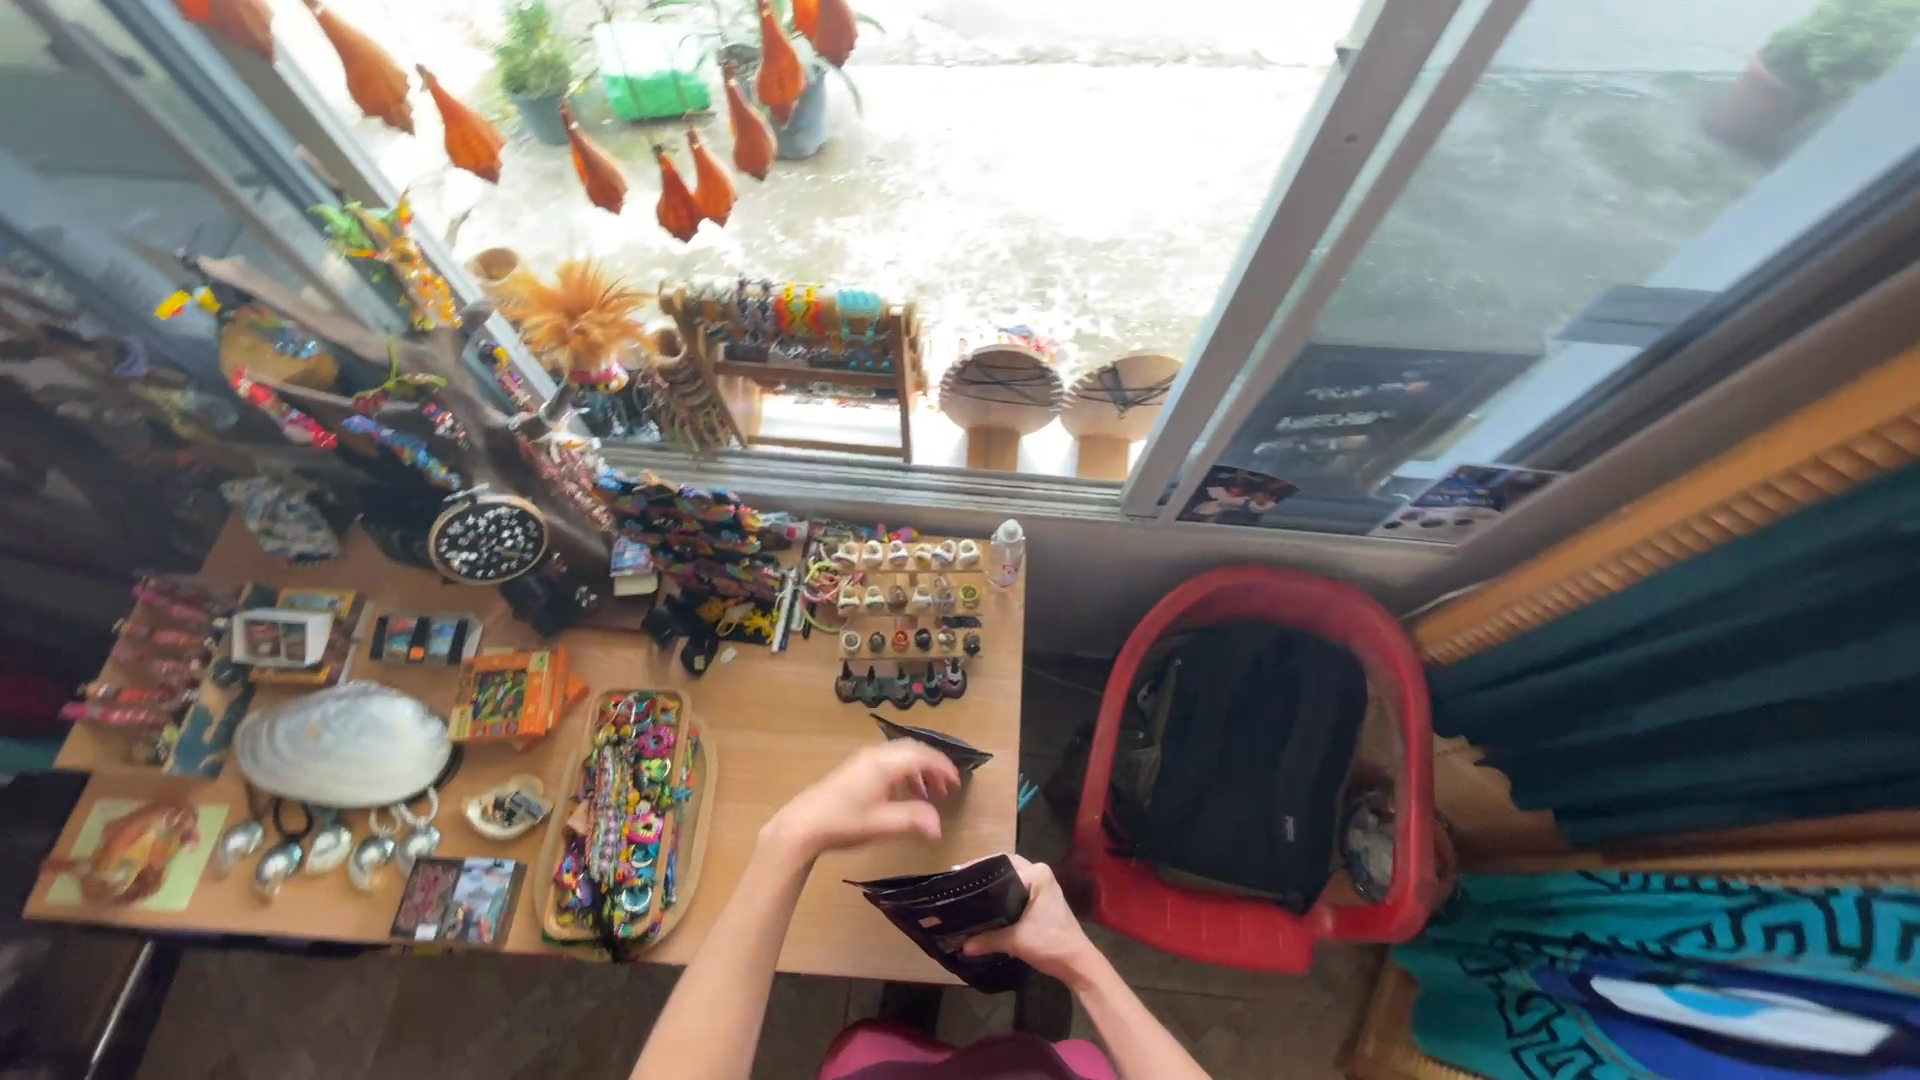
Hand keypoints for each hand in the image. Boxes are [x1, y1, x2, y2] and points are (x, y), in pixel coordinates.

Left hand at [762, 741, 961, 857]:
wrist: (803, 824)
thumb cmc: (843, 822)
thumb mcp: (882, 824)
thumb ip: (913, 820)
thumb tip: (938, 826)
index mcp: (885, 763)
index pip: (923, 756)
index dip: (943, 768)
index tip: (957, 784)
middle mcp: (876, 755)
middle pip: (913, 751)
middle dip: (933, 767)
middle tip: (946, 789)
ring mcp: (863, 760)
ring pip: (900, 756)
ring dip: (918, 771)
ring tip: (927, 795)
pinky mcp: (855, 768)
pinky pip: (888, 762)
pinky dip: (903, 774)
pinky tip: (903, 796)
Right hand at [961, 854, 1100, 985]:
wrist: (1077, 963)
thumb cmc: (1050, 944)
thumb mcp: (1016, 941)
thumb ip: (988, 940)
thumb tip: (962, 946)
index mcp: (1037, 874)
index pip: (1001, 863)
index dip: (978, 867)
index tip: (957, 875)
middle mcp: (1040, 873)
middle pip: (1005, 866)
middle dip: (983, 873)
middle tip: (960, 882)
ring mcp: (1043, 885)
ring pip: (1011, 878)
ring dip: (993, 883)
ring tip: (969, 891)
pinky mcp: (1042, 899)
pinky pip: (1017, 888)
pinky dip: (1002, 893)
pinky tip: (987, 903)